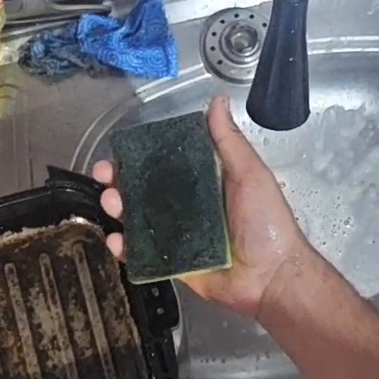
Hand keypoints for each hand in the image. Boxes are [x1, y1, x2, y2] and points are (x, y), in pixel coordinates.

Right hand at [93, 95, 318, 319]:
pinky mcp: (174, 264)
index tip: (120, 150)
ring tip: (112, 203)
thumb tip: (217, 101)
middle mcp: (188, 207)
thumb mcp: (250, 174)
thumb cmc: (267, 223)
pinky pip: (143, 255)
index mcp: (205, 182)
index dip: (140, 156)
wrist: (273, 277)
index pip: (165, 164)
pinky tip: (117, 240)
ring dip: (119, 209)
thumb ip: (228, 141)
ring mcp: (178, 237)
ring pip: (139, 220)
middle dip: (119, 181)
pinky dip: (125, 248)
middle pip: (144, 191)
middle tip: (106, 176)